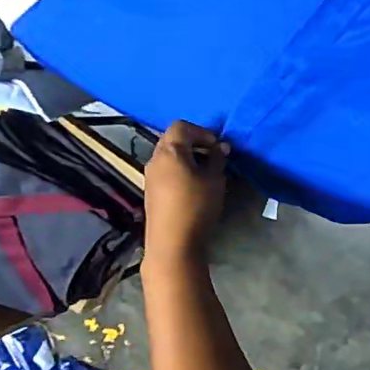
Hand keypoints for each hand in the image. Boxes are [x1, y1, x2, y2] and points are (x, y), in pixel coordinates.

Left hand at [145, 121, 229, 261]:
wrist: (172, 243)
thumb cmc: (196, 206)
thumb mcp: (215, 180)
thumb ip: (217, 159)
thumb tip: (220, 147)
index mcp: (170, 150)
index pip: (182, 126)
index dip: (202, 132)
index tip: (217, 147)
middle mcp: (155, 158)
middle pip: (172, 139)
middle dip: (193, 143)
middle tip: (212, 157)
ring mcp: (149, 175)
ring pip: (167, 155)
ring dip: (185, 157)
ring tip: (203, 173)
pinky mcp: (150, 191)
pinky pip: (165, 170)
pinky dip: (178, 170)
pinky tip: (191, 187)